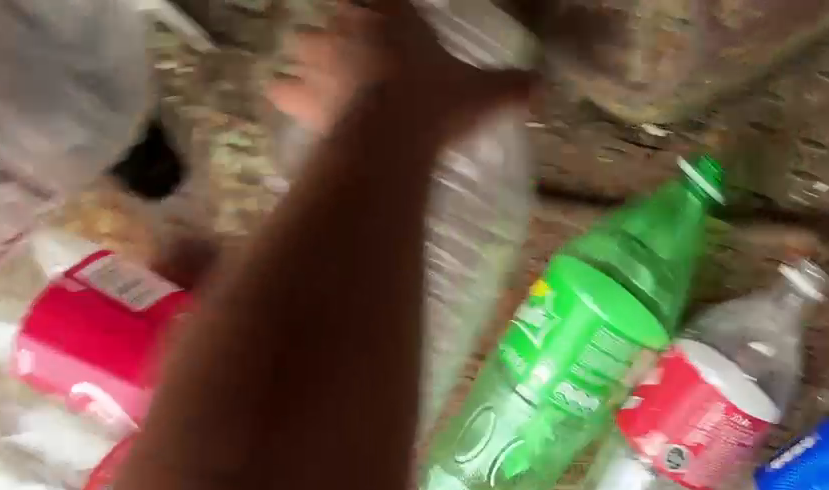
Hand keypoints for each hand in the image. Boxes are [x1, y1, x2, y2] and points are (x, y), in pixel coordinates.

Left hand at [266, 0, 531, 139]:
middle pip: (339, 15)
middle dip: (349, 34)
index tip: (393, 23)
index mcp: (386, 9)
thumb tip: (542, 85)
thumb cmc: (436, 103)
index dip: (386, 11)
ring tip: (336, 84)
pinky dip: (294, 97)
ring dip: (316, 61)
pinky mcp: (300, 95)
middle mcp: (344, 22)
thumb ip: (511, 86)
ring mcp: (316, 56)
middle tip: (372, 62)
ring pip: (304, 44)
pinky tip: (307, 109)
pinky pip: (286, 89)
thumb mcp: (483, 94)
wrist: (391, 138)